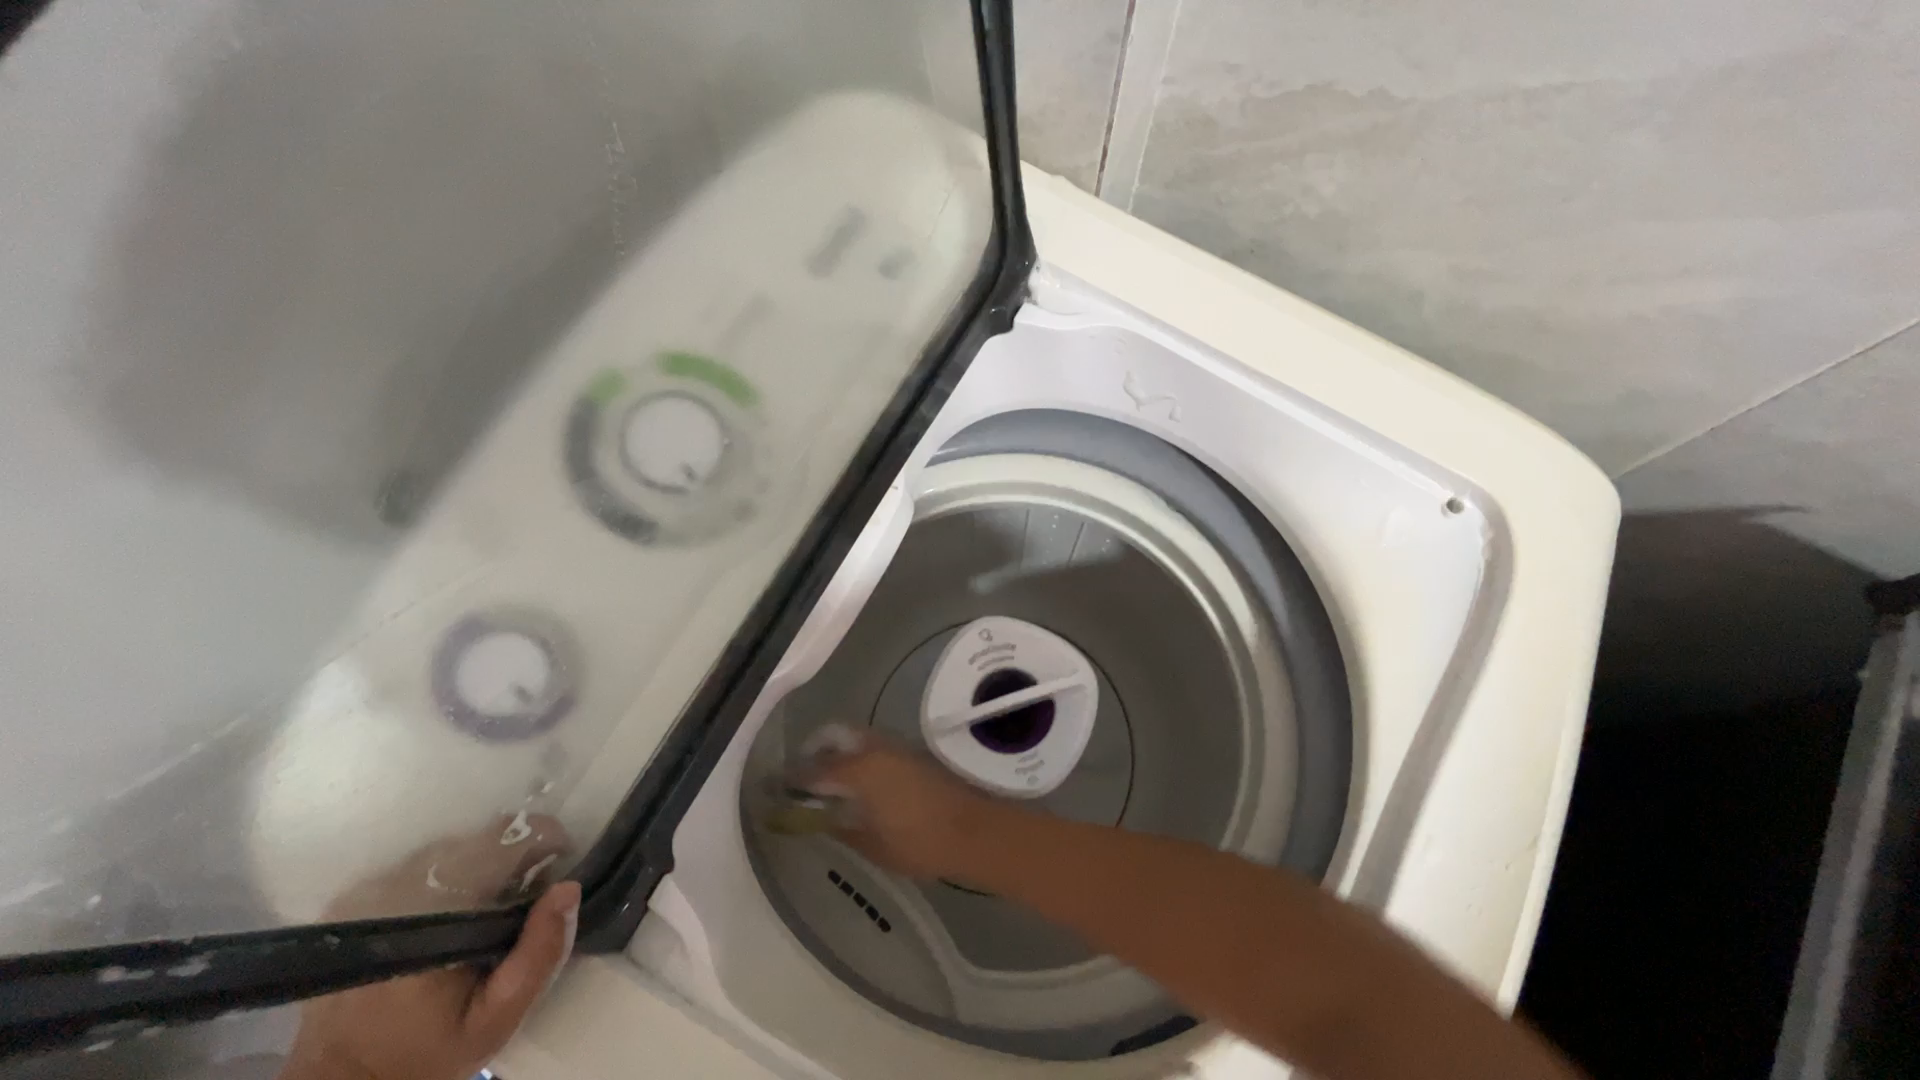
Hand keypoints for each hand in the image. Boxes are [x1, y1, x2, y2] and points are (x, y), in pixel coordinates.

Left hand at [278, 815, 578, 1079]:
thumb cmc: (427, 1051)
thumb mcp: (497, 1018)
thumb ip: (540, 954)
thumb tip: (568, 887)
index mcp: (435, 909)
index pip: (503, 840)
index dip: (543, 839)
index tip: (560, 861)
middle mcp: (397, 885)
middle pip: (477, 841)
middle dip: (513, 858)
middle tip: (527, 899)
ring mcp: (370, 887)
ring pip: (448, 850)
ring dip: (479, 867)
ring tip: (489, 909)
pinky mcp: (353, 897)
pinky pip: (418, 867)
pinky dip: (446, 879)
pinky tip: (450, 917)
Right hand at [799, 724, 1016, 884]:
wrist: (976, 833)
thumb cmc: (921, 843)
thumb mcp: (873, 845)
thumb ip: (842, 827)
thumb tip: (823, 818)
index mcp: (860, 770)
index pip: (814, 769)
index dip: (793, 779)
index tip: (777, 787)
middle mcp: (876, 749)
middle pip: (835, 737)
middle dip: (815, 752)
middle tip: (803, 777)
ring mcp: (898, 748)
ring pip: (857, 738)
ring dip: (839, 753)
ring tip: (830, 782)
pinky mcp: (914, 755)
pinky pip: (876, 747)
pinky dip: (860, 757)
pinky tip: (859, 784)